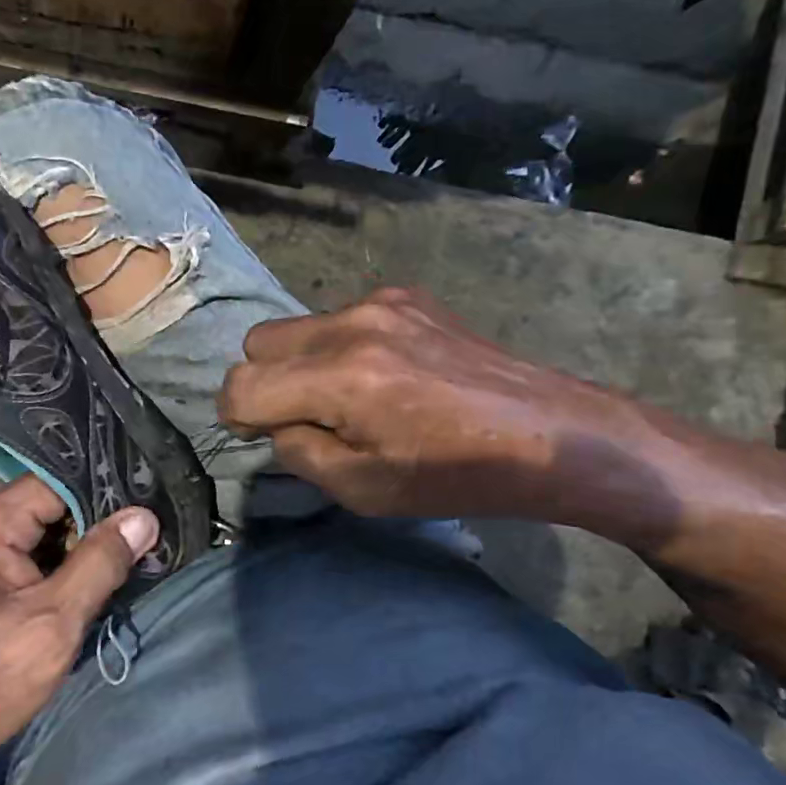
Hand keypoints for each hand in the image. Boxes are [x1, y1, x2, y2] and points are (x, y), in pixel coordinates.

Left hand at [0, 475, 159, 772]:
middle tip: (140, 544)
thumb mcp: (55, 622)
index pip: (59, 483)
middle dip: (93, 524)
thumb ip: (101, 562)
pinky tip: (82, 582)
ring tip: (120, 562)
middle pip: (50, 502)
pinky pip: (25, 548)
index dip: (104, 497)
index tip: (145, 516)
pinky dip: (55, 562)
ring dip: (76, 546)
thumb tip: (144, 516)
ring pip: (41, 527)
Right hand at [220, 288, 618, 519]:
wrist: (545, 434)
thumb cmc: (455, 475)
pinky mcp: (405, 294)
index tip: (264, 436)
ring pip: (299, 326)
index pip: (240, 386)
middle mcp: (350, 326)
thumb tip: (276, 423)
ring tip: (352, 395)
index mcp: (339, 379)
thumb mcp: (362, 490)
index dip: (239, 419)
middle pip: (258, 342)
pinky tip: (387, 373)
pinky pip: (342, 317)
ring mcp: (380, 302)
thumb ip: (298, 450)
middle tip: (306, 416)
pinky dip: (342, 346)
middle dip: (265, 383)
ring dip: (303, 362)